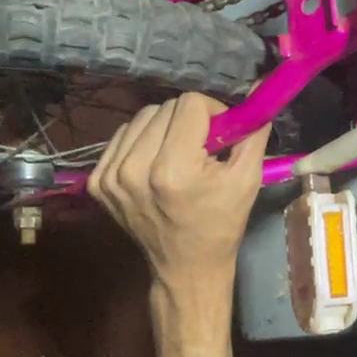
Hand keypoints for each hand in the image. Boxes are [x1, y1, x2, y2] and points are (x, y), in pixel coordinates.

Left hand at [90, 94, 269, 290]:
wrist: (185, 268)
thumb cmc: (222, 225)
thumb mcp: (248, 179)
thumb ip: (253, 130)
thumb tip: (260, 87)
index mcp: (173, 170)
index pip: (189, 104)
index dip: (212, 113)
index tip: (221, 135)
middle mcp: (134, 169)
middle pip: (165, 108)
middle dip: (189, 122)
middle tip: (203, 149)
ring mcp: (110, 177)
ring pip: (142, 118)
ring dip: (164, 129)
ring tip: (179, 156)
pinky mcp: (97, 183)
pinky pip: (123, 137)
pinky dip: (142, 142)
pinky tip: (156, 164)